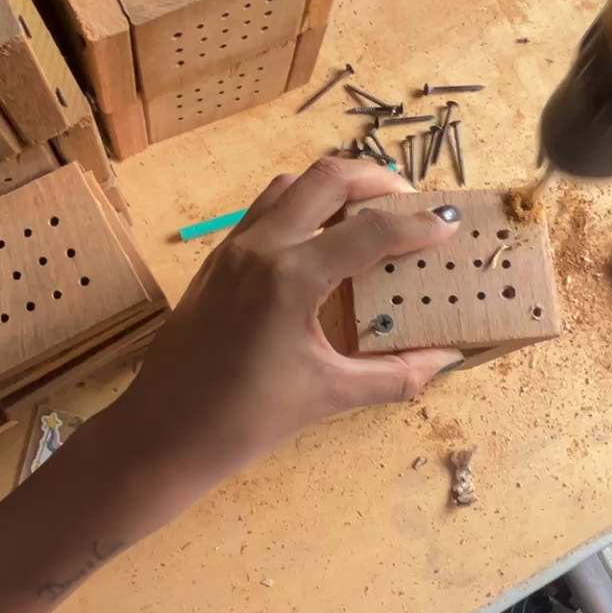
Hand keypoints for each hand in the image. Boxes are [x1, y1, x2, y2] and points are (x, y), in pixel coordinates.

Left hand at [98, 157, 464, 496]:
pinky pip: (263, 211)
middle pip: (326, 178)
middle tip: (409, 203)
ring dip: (333, 187)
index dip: (418, 225)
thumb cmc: (243, 420)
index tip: (450, 225)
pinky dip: (299, 207)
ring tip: (366, 213)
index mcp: (289, 277)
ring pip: (289, 186)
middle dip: (376, 180)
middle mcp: (259, 247)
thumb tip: (447, 360)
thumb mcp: (327, 396)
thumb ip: (395, 375)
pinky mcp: (215, 262)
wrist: (161, 434)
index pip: (369, 232)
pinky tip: (317, 242)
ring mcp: (231, 249)